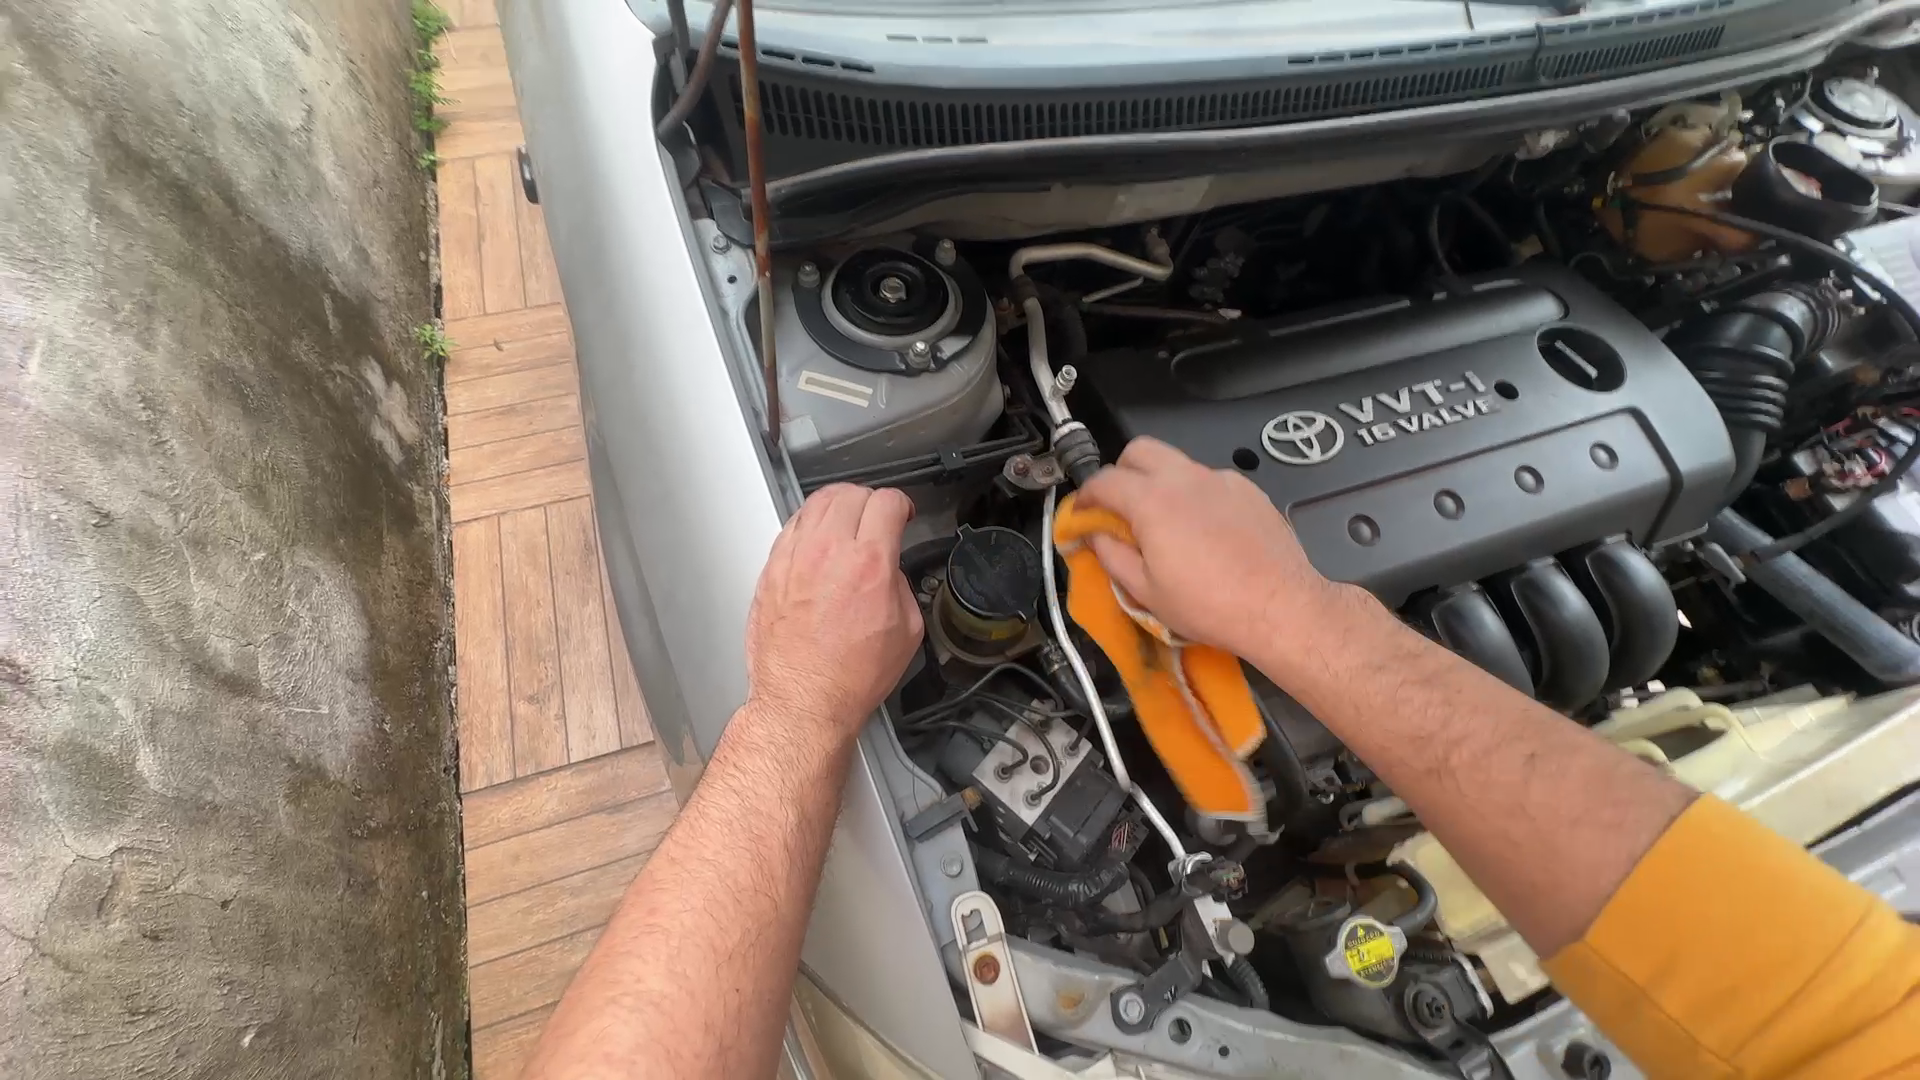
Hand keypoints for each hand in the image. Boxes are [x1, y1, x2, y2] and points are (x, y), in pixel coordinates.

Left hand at [744, 485, 924, 745]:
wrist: (804, 701)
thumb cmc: (850, 676)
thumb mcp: (907, 631)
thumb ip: (902, 587)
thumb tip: (891, 572)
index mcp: (869, 564)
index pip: (887, 502)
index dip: (902, 504)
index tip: (902, 514)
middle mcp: (829, 553)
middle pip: (850, 493)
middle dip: (871, 500)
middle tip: (877, 516)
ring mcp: (795, 558)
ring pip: (816, 502)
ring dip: (839, 504)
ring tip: (848, 518)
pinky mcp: (772, 570)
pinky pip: (791, 526)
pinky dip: (810, 523)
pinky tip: (818, 538)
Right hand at [1077, 437, 1372, 663]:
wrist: (1280, 608)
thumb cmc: (1207, 605)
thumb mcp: (1145, 591)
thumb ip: (1111, 555)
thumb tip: (1094, 535)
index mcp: (1152, 501)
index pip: (1104, 480)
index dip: (1085, 495)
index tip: (1081, 514)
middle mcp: (1185, 479)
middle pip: (1140, 450)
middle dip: (1120, 472)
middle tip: (1119, 507)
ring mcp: (1221, 480)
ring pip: (1176, 462)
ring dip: (1158, 481)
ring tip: (1163, 521)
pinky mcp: (1248, 490)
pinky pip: (1208, 480)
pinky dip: (1193, 494)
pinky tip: (1203, 530)